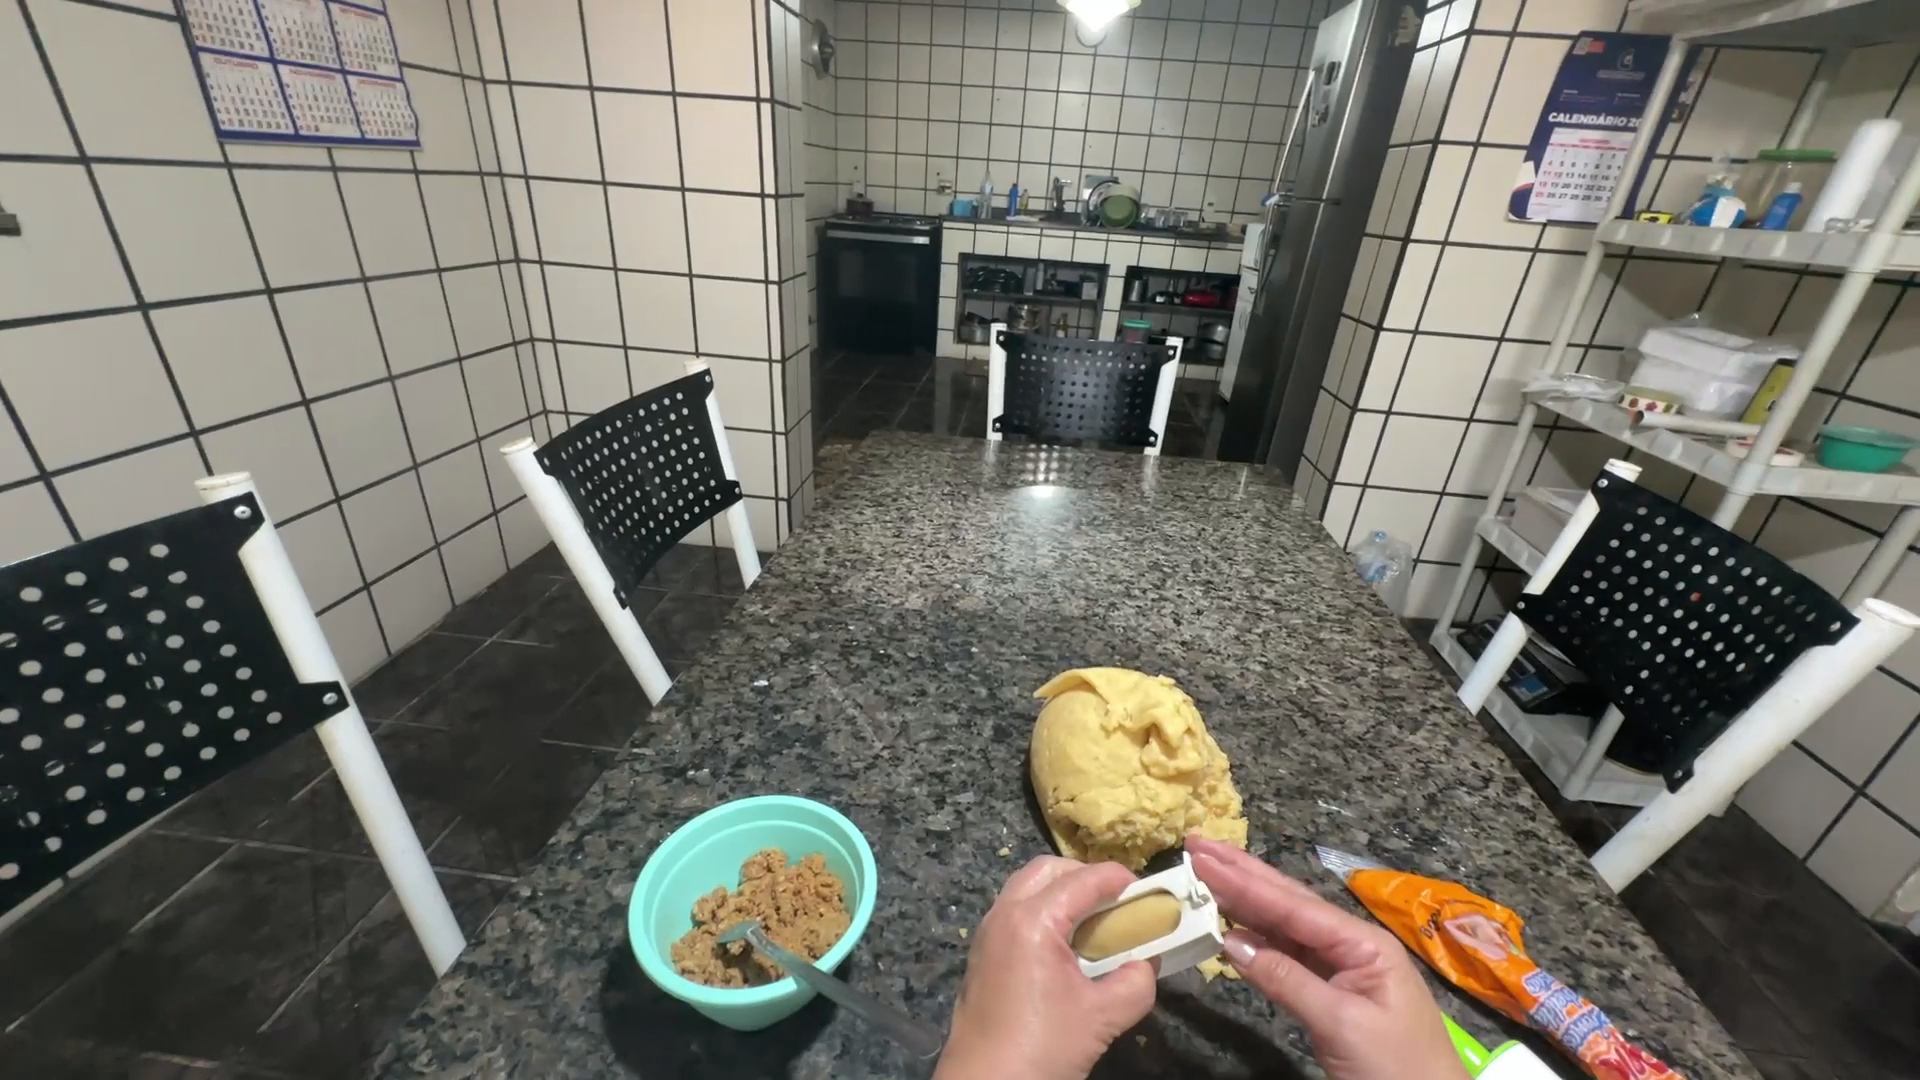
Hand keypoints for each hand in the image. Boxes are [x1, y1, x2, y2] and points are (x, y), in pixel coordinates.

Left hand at [935, 856, 1156, 1079]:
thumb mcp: (1100, 1019)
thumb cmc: (1041, 1049)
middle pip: (1048, 870)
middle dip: (1085, 877)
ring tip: (1095, 921)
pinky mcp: (983, 951)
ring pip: (1028, 886)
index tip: (1146, 891)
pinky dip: (1044, 910)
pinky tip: (1066, 945)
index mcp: (1032, 919)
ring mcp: (988, 930)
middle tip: (1117, 902)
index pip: (1082, 880)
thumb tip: (1147, 962)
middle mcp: (1005, 912)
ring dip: (1062, 892)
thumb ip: (1134, 984)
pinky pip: (1016, 909)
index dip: (1118, 879)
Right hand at [1187, 835, 1468, 1079]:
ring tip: (1203, 870)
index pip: (1292, 905)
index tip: (1202, 857)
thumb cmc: (1400, 1071)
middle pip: (1286, 900)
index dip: (1243, 881)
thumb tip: (1229, 940)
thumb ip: (1286, 979)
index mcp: (1362, 942)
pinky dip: (1251, 936)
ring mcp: (1338, 966)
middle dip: (1239, 872)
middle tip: (1196, 845)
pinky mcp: (1327, 990)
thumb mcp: (1344, 1026)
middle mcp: (1349, 943)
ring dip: (1241, 898)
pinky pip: (1282, 952)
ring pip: (1280, 922)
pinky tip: (1227, 922)